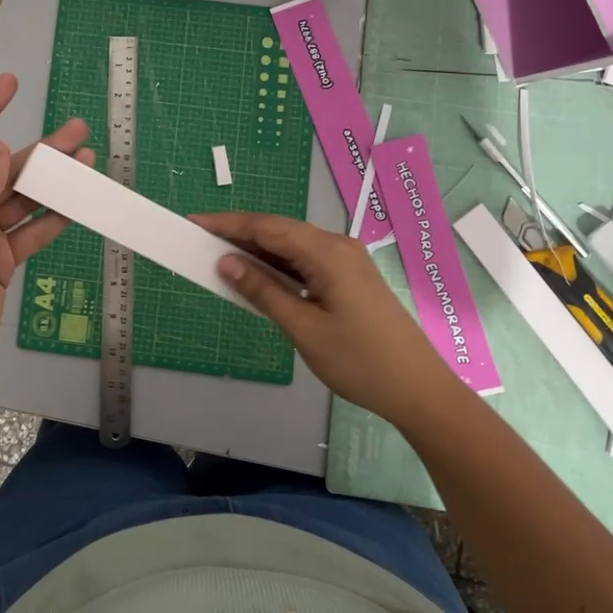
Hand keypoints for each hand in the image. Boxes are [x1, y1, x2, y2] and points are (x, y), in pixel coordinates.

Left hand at [0, 73, 92, 390]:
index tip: (10, 82)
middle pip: (4, 170)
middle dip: (40, 150)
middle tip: (77, 130)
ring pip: (24, 200)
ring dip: (53, 182)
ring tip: (87, 162)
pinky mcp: (0, 262)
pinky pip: (31, 232)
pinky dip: (53, 219)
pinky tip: (78, 205)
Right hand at [198, 213, 450, 420]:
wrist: (420, 390)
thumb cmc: (360, 362)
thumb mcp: (303, 329)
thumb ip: (263, 291)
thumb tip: (226, 262)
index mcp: (327, 252)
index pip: (266, 227)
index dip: (227, 223)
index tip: (193, 222)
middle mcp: (338, 246)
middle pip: (279, 230)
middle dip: (238, 233)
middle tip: (199, 241)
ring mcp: (347, 261)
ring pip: (292, 245)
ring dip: (258, 250)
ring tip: (220, 256)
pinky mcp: (351, 277)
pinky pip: (306, 260)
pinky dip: (278, 265)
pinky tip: (258, 275)